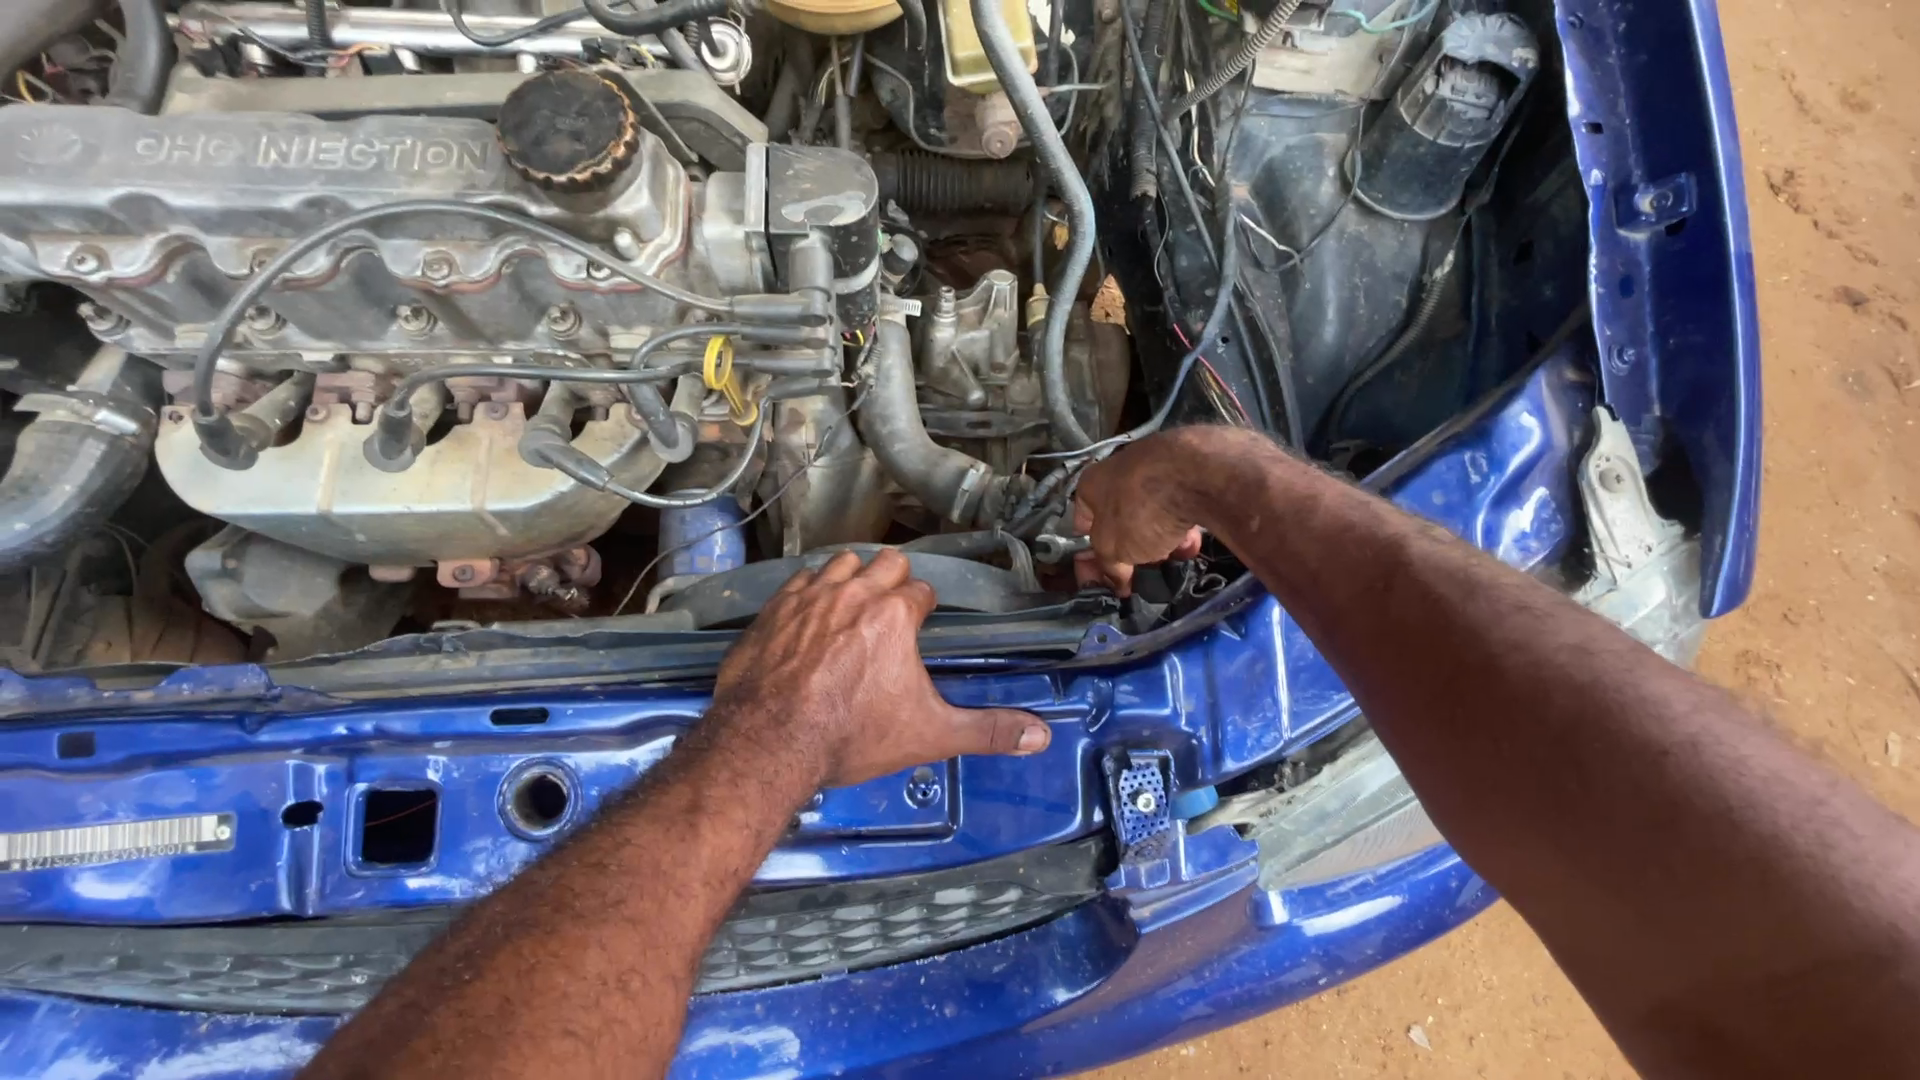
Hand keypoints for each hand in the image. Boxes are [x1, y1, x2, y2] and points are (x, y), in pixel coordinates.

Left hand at [710, 549, 1050, 787]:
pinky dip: (810, 589)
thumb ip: (987, 730)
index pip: (921, 590)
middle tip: (891, 607)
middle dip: (893, 579)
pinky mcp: (774, 608)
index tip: (921, 619)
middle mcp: (853, 593)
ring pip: (841, 561)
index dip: (924, 605)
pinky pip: (800, 579)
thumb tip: (1038, 735)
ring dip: (852, 576)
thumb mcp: (929, 735)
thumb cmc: (849, 735)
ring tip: (852, 603)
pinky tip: (810, 612)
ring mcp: (809, 596)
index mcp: (894, 616)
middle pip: (885, 562)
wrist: (768, 742)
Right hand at [1072, 432, 1206, 595]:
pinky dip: (1185, 523)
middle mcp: (1120, 470)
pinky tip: (1193, 539)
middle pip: (1121, 517)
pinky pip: (1182, 504)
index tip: (1102, 570)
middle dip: (1131, 545)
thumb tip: (1116, 582)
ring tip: (1172, 555)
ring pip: (1153, 511)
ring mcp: (1155, 467)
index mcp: (1090, 485)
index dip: (1090, 549)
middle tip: (1140, 567)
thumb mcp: (1113, 549)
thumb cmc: (1140, 508)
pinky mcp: (1189, 469)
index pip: (1081, 520)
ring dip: (1160, 536)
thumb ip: (1110, 566)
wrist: (1196, 472)